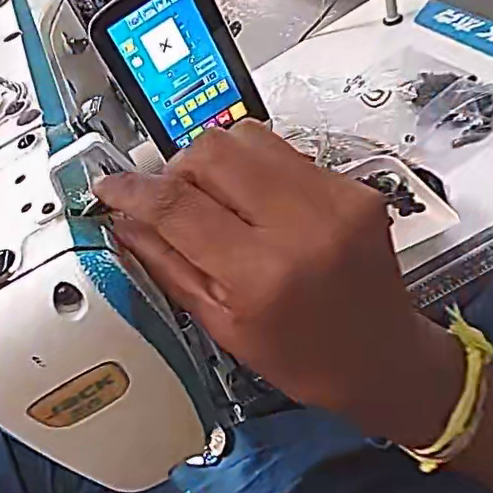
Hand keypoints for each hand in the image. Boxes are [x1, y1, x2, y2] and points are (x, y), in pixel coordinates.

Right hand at [94, 122, 463, 446]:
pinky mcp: (351, 184)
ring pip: (243, 136)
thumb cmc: (305, 356)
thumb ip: (168, 266)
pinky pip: (281, 150)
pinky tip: (254, 203)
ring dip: (212, 162)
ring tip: (214, 201)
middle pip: (208, 152)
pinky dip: (252, 169)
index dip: (131, 190)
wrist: (382, 356)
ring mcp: (334, 198)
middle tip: (170, 201)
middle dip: (174, 171)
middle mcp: (303, 225)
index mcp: (262, 275)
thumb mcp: (222, 325)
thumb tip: (127, 224)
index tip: (110, 186)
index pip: (176, 207)